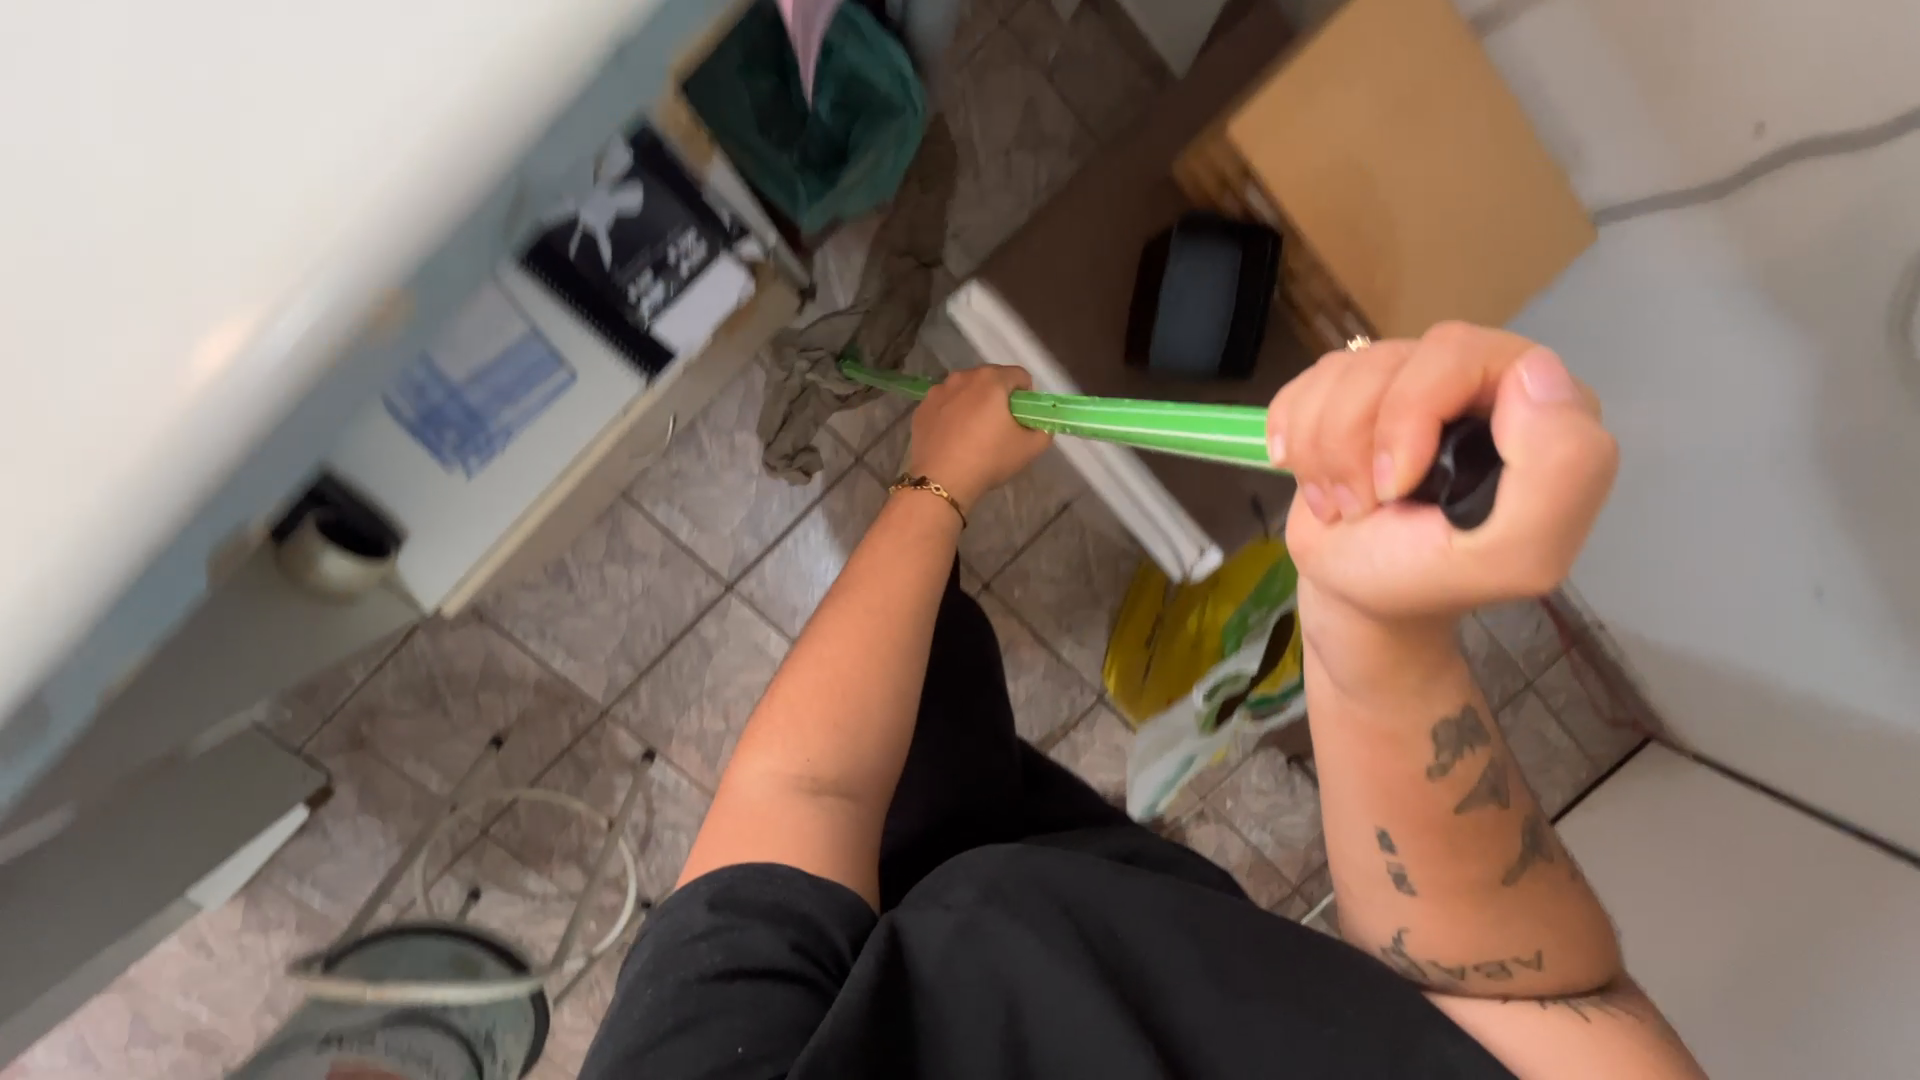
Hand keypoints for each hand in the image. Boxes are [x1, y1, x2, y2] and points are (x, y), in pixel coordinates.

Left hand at [906, 365, 1051, 510]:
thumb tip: (1040, 425)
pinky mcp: (921, 409)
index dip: (1026, 396)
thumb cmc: (989, 459)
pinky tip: (953, 439)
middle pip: (990, 380)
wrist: (941, 481)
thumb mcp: (1030, 449)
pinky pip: (944, 405)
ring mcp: (937, 391)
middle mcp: (962, 377)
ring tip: (973, 433)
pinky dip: (951, 415)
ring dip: (973, 404)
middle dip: (998, 397)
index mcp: (991, 380)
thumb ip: (1043, 430)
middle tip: (1000, 427)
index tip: (1023, 418)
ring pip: (964, 391)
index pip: (1020, 376)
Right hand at [1266, 322, 1616, 629]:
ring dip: (1321, 452)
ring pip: (1340, 374)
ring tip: (1339, 504)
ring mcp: (1401, 384)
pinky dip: (1291, 439)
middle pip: (1390, 360)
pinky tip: (1307, 476)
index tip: (1393, 486)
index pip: (1463, 355)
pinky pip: (1303, 385)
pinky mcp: (1344, 395)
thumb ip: (1562, 469)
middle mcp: (1469, 381)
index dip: (1411, 411)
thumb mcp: (1514, 553)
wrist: (1353, 594)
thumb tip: (1536, 370)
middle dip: (1352, 440)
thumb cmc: (1426, 579)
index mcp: (1532, 406)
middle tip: (1360, 504)